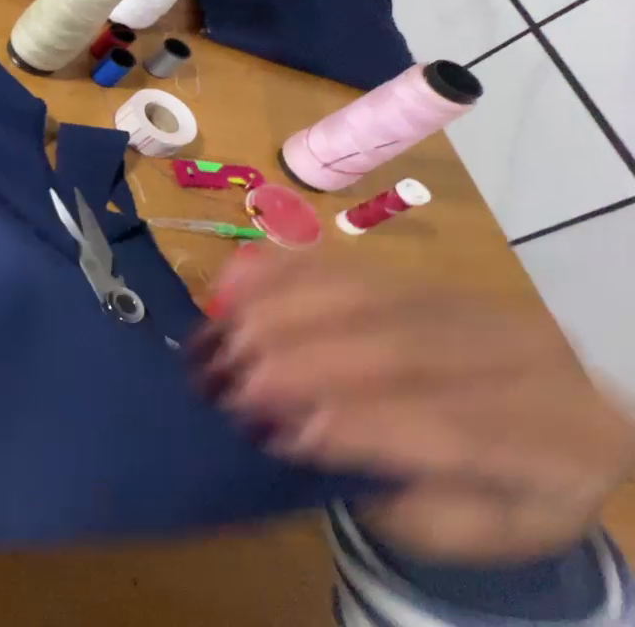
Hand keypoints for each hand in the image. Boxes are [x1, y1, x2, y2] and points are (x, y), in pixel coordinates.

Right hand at [194, 245, 634, 563]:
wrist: (538, 433)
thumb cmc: (497, 493)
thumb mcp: (477, 525)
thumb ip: (413, 495)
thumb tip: (313, 439)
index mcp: (566, 438)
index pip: (454, 425)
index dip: (360, 427)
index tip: (280, 437)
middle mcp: (529, 356)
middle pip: (401, 347)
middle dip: (299, 362)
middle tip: (226, 384)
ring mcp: (471, 303)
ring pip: (362, 293)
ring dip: (276, 311)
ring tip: (221, 340)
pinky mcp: (420, 275)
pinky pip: (340, 261)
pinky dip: (278, 267)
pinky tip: (232, 281)